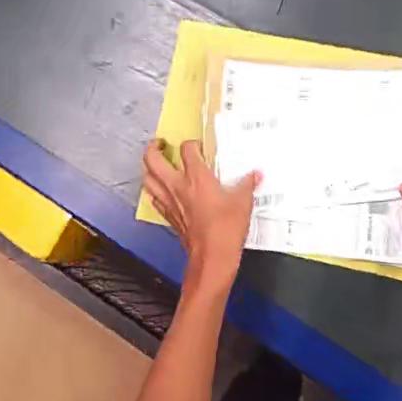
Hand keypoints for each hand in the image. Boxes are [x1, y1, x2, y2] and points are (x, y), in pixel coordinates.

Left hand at [143, 139, 259, 287]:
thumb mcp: (243, 202)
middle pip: (153, 160)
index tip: (199, 146)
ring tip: (154, 164)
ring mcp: (170, 202)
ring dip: (148, 169)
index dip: (192, 144)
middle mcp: (178, 186)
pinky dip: (154, 191)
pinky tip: (161, 191)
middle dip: (153, 148)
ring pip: (147, 179)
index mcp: (196, 177)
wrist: (212, 256)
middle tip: (160, 144)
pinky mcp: (169, 217)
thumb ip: (247, 184)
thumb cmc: (226, 229)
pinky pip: (154, 199)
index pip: (187, 149)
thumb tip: (254, 175)